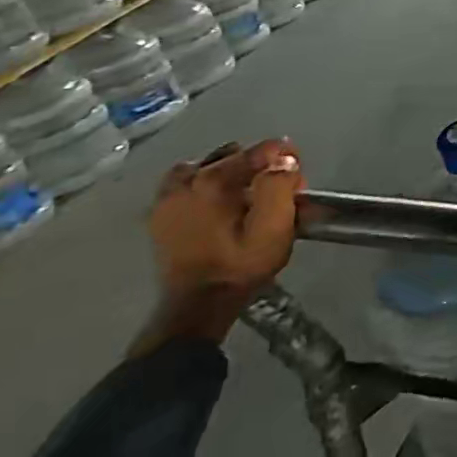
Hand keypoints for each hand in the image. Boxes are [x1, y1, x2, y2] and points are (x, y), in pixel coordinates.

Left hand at [132, 140, 303, 354]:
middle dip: (258, 165)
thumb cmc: (241, 265)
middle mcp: (185, 183)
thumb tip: (283, 160)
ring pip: (204, 166)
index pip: (263, 150)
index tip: (297, 182)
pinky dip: (204, 186)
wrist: (197, 308)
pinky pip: (184, 185)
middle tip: (276, 190)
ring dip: (228, 173)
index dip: (287, 159)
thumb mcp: (274, 227)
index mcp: (213, 181)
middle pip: (233, 154)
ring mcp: (166, 201)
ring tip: (245, 194)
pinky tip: (218, 205)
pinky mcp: (159, 218)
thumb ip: (280, 186)